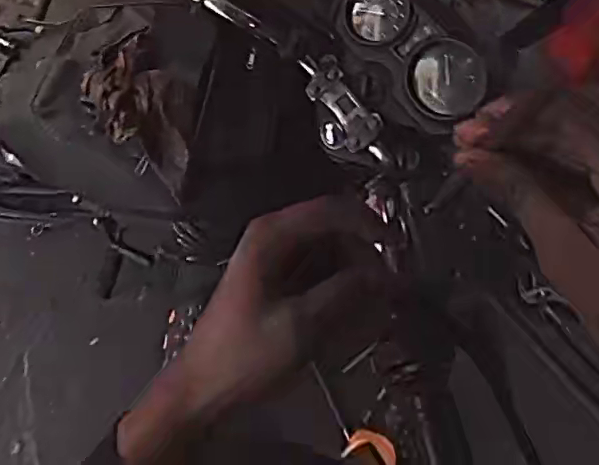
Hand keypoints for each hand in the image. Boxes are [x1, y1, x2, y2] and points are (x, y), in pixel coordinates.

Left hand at [117, 196, 387, 462]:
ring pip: (327, 248)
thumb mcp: (299, 327)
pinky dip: (339, 282)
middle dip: (363, 252)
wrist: (203, 389)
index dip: (367, 222)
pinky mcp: (277, 278)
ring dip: (354, 269)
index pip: (330, 209)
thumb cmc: (242, 355)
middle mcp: (272, 236)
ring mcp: (274, 256)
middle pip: (331, 227)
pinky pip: (317, 268)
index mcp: (271, 234)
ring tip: (377, 298)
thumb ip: (342, 294)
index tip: (395, 245)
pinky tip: (354, 306)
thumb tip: (380, 274)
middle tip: (389, 283)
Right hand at [456, 91, 598, 464]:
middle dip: (517, 127)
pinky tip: (525, 171)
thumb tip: (474, 158)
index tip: (472, 131)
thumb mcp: (568, 257)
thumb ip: (521, 193)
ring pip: (585, 138)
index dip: (511, 116)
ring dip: (535, 144)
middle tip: (469, 141)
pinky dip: (561, 164)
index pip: (564, 114)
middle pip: (575, 120)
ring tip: (487, 154)